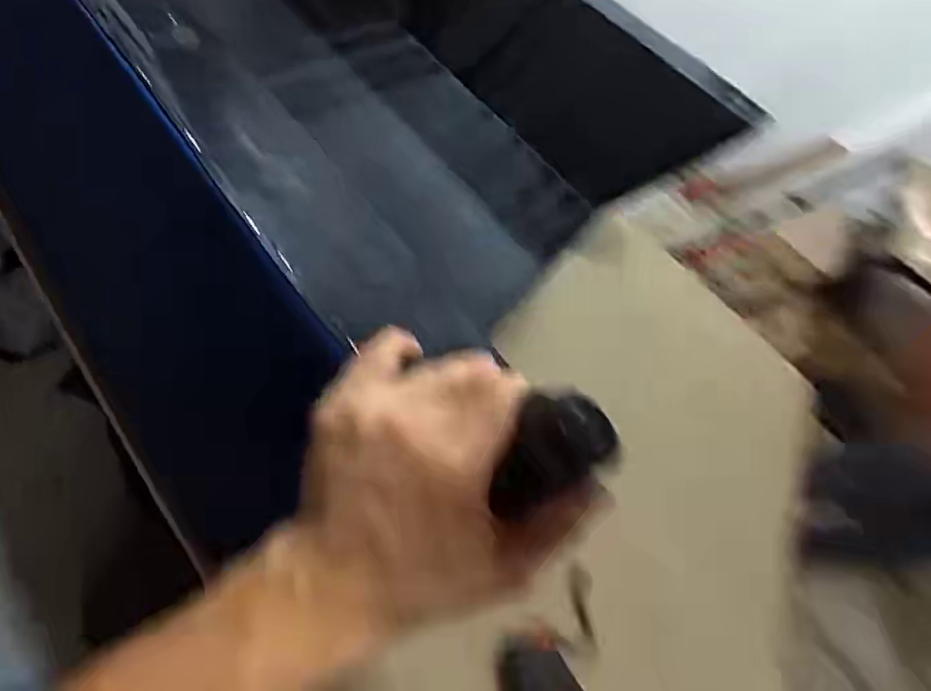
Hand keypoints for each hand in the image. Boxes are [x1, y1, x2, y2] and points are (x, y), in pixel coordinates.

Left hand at [277, 327, 597, 631]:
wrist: (335, 576)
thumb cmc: (423, 577)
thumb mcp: (501, 568)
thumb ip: (555, 525)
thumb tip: (596, 486)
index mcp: (453, 455)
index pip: (502, 389)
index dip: (521, 399)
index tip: (523, 420)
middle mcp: (410, 416)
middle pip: (468, 370)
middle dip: (489, 389)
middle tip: (489, 419)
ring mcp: (368, 402)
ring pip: (430, 363)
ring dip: (451, 378)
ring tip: (453, 405)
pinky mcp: (338, 398)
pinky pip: (375, 352)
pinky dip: (401, 353)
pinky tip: (412, 362)